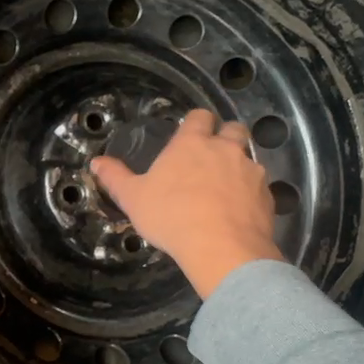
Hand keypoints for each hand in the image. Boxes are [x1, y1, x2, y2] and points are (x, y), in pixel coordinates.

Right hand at [91, 108, 283, 297]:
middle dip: (225, 136)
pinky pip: (259, 186)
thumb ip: (115, 177)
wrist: (221, 247)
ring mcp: (251, 171)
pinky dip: (248, 193)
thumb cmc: (171, 216)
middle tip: (210, 156)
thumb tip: (96, 162)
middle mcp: (225, 149)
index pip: (199, 116)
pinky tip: (236, 211)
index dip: (196, 122)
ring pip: (248, 158)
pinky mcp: (267, 195)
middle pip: (233, 128)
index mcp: (192, 144)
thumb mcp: (133, 199)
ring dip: (237, 166)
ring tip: (223, 189)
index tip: (189, 133)